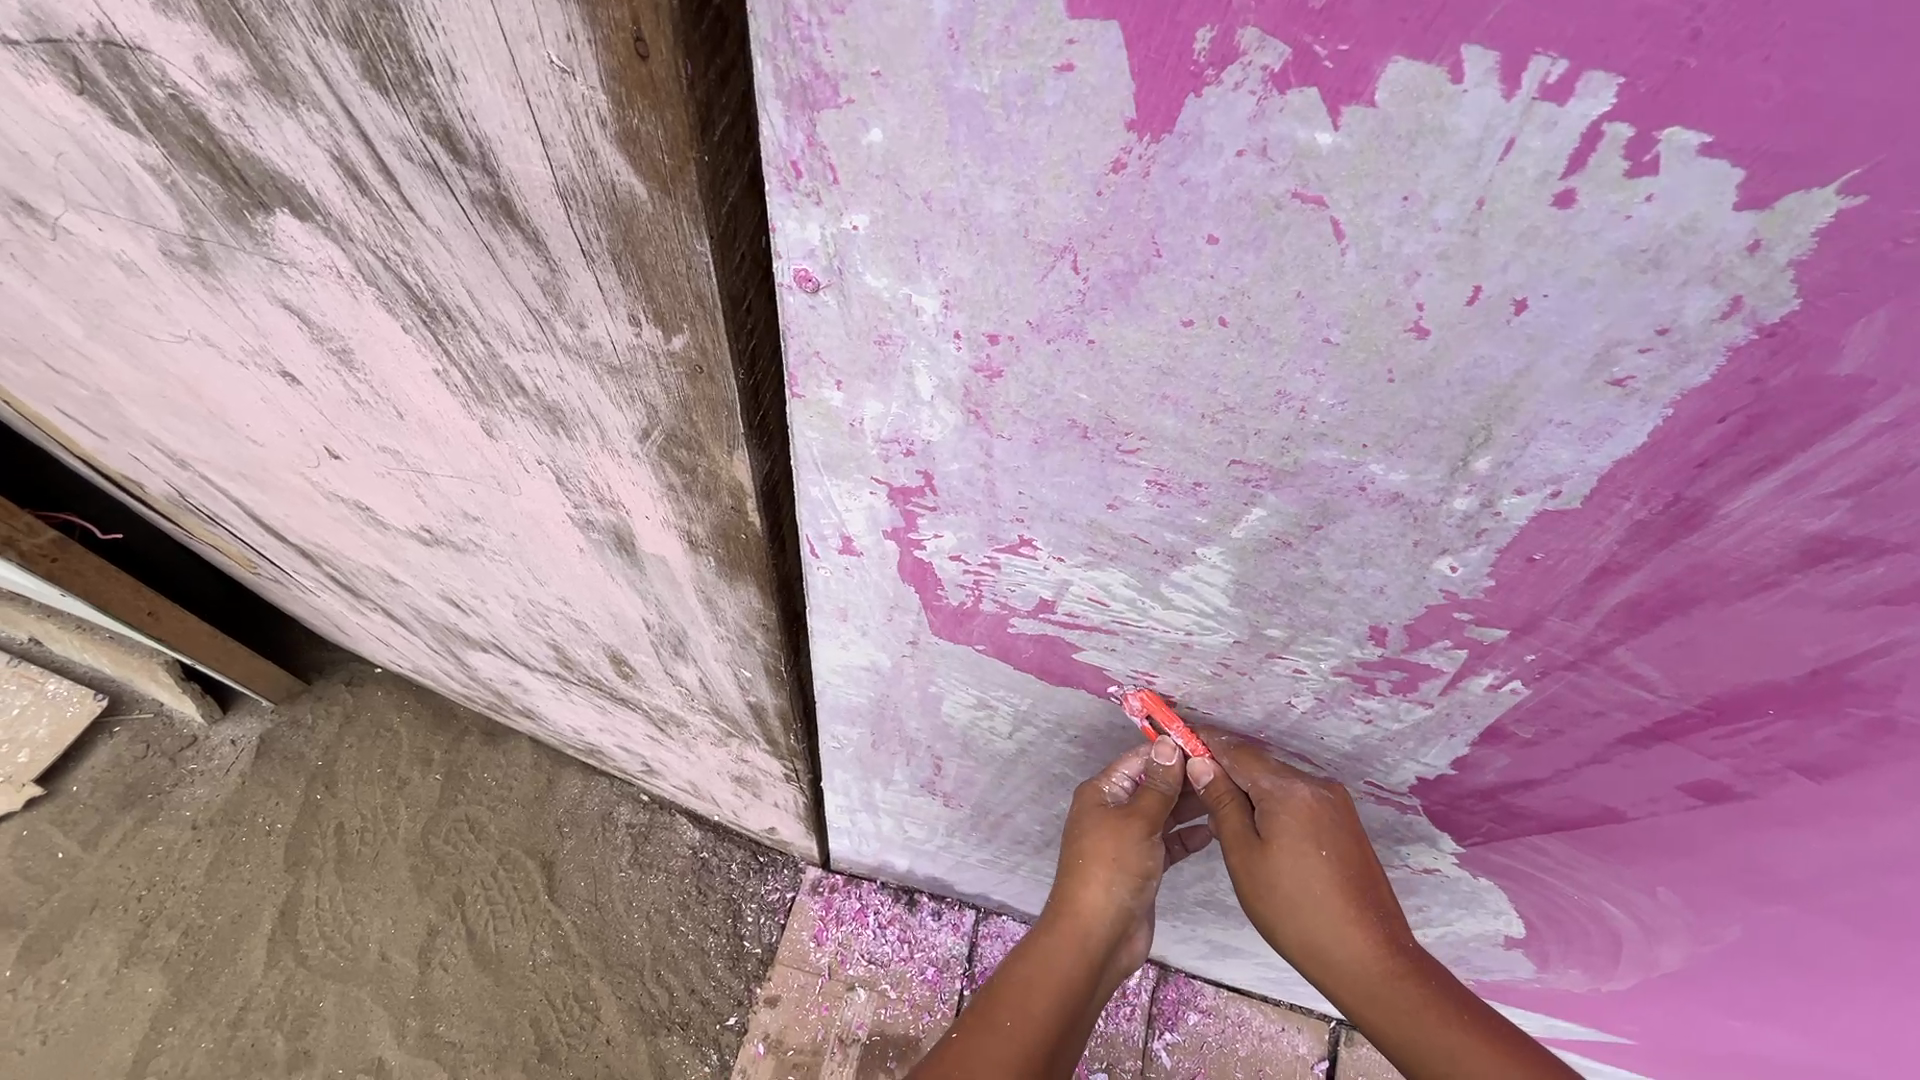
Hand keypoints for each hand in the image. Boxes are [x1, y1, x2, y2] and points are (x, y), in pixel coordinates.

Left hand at [1041, 736, 1212, 991]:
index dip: (1170, 752)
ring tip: (1227, 796)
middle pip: (1153, 786)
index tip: (1207, 745)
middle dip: (1184, 779)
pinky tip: (1216, 830)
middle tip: (1226, 772)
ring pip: (1163, 814)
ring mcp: (1128, 839)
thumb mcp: (1137, 821)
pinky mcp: (1143, 866)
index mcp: (1103, 792)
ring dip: (1190, 807)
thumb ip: (1158, 785)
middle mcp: (1113, 810)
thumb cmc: (1112, 869)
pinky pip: (1168, 843)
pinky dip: (1187, 836)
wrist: (1097, 936)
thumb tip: (1168, 744)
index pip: (1139, 760)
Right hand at [1184, 725, 1418, 988]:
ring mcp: (1336, 803)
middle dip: (1224, 768)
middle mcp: (1316, 784)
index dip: (1204, 742)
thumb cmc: (1294, 910)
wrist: (1368, 959)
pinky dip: (1272, 804)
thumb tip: (1201, 763)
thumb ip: (1222, 803)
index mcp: (1289, 788)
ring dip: (1248, 788)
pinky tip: (1255, 828)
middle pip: (1259, 764)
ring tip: (1218, 811)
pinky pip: (1298, 799)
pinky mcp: (1345, 823)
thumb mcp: (1244, 856)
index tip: (1176, 740)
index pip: (1236, 749)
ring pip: (1278, 782)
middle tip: (1190, 783)